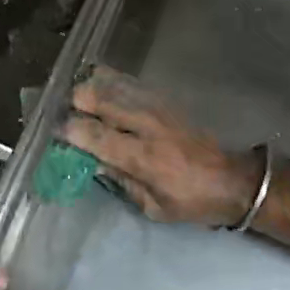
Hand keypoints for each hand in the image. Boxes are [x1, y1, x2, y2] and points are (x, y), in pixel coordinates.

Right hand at [61, 66, 260, 225]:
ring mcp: (157, 106)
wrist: (235, 179)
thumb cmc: (193, 201)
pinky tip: (97, 86)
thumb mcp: (154, 207)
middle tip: (63, 111)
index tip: (55, 130)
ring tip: (76, 98)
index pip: (96, 135)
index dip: (70, 130)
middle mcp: (148, 126)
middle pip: (100, 98)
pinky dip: (108, 81)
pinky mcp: (164, 99)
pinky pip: (128, 82)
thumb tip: (91, 160)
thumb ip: (120, 181)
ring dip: (90, 88)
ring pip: (112, 83)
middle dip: (76, 101)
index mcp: (144, 158)